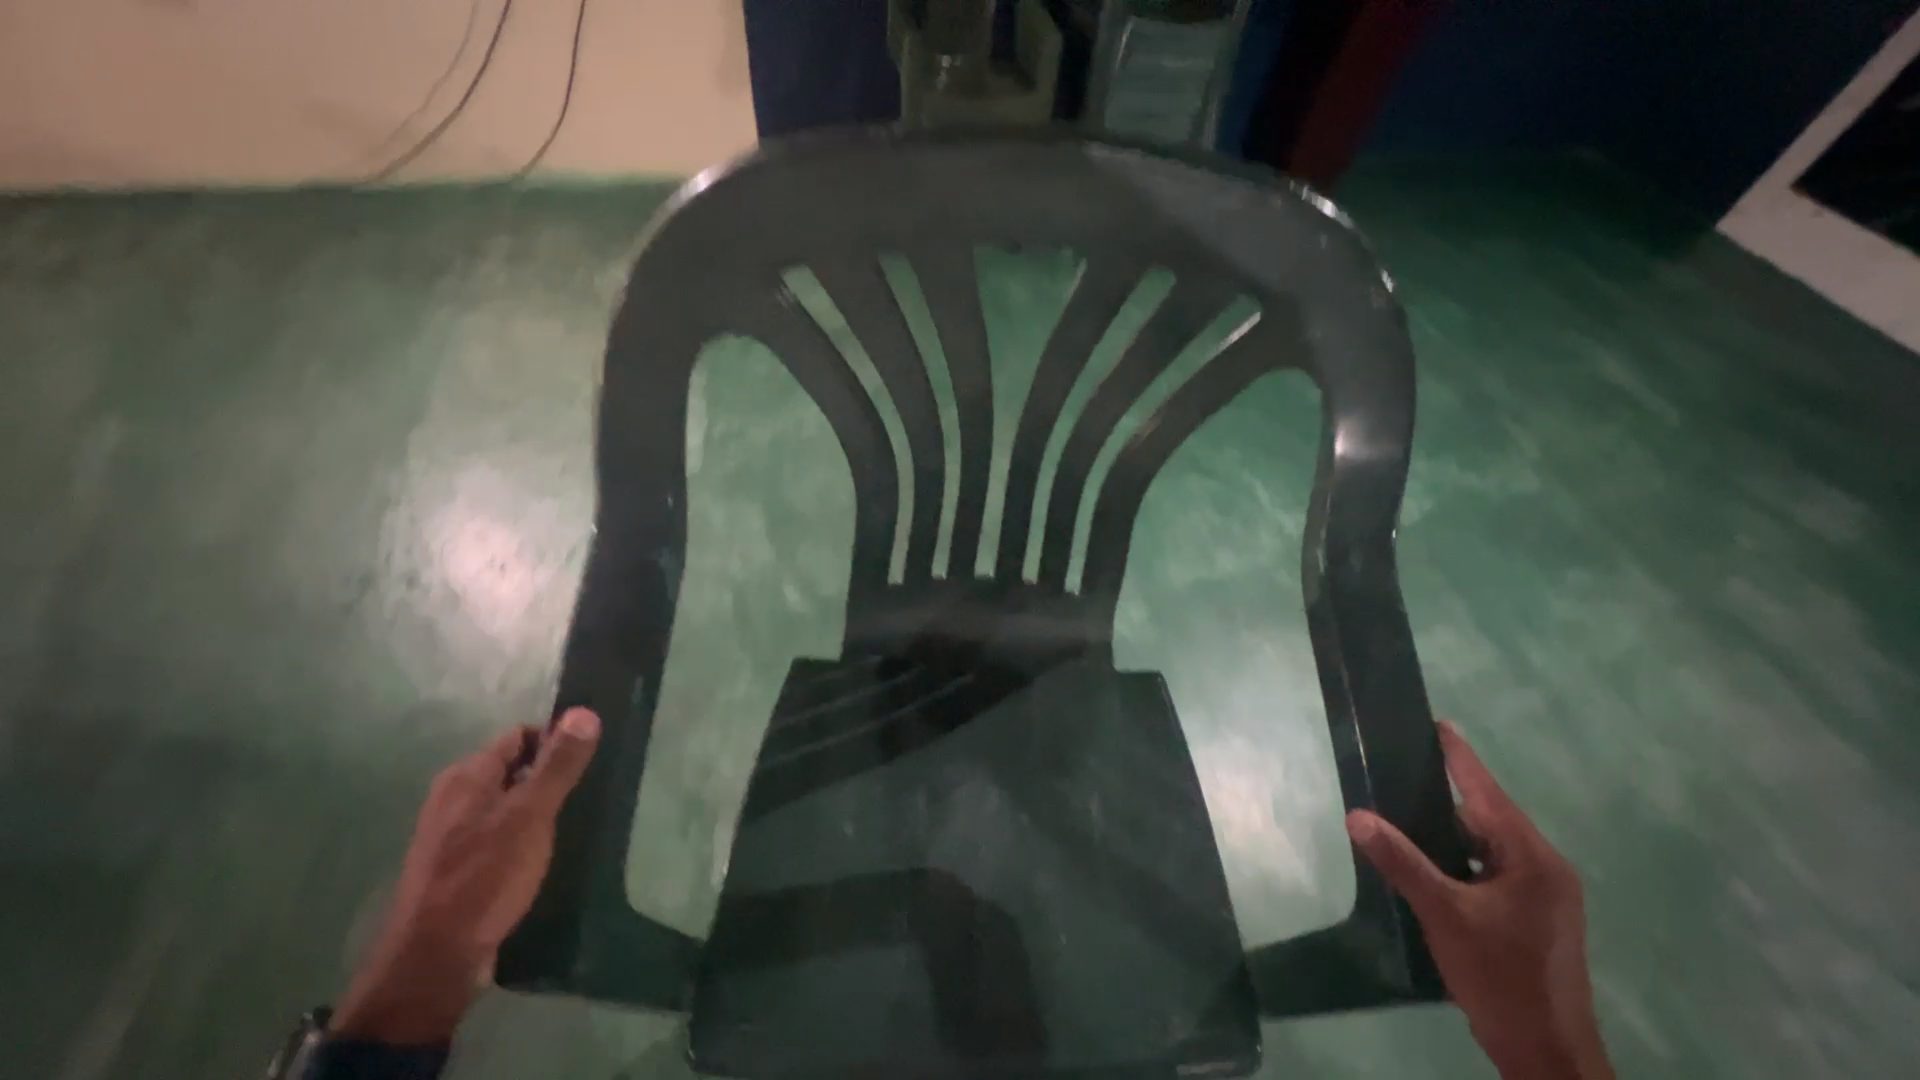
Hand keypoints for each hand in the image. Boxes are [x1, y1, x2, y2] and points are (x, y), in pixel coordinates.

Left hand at [332, 708, 599, 1043]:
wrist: (434, 959)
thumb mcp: (530, 815)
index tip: (589, 761)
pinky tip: (544, 856)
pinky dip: (522, 836)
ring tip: (573, 825)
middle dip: (548, 776)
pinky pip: (498, 835)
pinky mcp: (457, 868)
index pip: (519, 736)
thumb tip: (585, 712)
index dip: (555, 741)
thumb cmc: (484, 877)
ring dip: (537, 809)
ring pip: (506, 804)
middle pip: (512, 769)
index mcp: (466, 777)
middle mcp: (453, 798)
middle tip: (587, 794)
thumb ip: (558, 765)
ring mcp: (451, 835)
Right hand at [1346, 722, 1613, 1079]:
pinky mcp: (1536, 919)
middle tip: (1399, 778)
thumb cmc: (1500, 975)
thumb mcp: (1443, 914)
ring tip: (1404, 822)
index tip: (1438, 724)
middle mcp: (1544, 869)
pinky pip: (1492, 874)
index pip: (1487, 792)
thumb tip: (1357, 815)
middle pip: (1487, 819)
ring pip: (1488, 850)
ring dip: (1451, 837)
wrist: (1548, 1054)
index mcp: (1531, 857)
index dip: (1459, 758)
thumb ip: (1401, 861)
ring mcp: (1544, 897)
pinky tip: (1431, 872)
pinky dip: (1461, 865)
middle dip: (1444, 801)